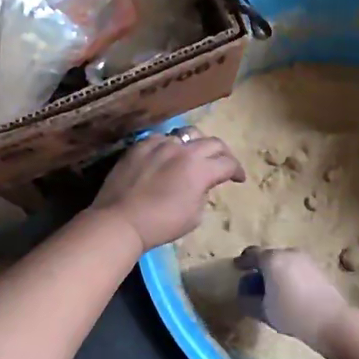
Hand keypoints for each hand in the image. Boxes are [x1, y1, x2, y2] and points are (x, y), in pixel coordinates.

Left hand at [90, 130, 245, 252]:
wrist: (120, 220)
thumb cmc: (161, 224)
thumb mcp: (194, 216)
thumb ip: (203, 194)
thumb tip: (201, 185)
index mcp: (201, 169)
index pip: (228, 163)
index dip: (237, 171)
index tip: (238, 179)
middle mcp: (183, 150)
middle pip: (212, 142)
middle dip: (222, 154)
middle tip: (223, 164)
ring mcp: (160, 144)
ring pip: (187, 134)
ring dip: (196, 144)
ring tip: (195, 154)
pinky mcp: (140, 146)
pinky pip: (162, 138)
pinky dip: (171, 145)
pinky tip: (167, 155)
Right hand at [235, 247, 353, 357]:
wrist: (330, 320)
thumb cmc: (292, 313)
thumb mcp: (262, 311)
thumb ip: (247, 300)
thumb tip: (244, 293)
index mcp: (272, 259)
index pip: (252, 254)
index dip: (242, 261)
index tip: (236, 267)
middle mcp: (289, 253)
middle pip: (269, 256)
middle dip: (259, 267)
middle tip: (252, 281)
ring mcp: (306, 259)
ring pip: (284, 261)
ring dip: (275, 271)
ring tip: (270, 288)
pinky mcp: (318, 269)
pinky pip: (296, 267)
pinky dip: (288, 275)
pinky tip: (287, 290)